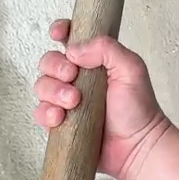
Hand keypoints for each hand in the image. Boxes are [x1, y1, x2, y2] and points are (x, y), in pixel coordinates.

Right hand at [32, 19, 172, 179]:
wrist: (137, 148)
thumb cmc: (138, 109)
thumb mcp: (131, 68)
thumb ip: (107, 48)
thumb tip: (74, 49)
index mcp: (93, 60)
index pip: (70, 37)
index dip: (59, 31)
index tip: (58, 33)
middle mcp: (77, 78)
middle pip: (49, 62)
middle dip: (56, 67)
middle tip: (72, 77)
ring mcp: (66, 101)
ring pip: (42, 86)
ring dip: (53, 92)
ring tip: (73, 102)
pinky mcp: (60, 123)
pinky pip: (40, 113)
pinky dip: (46, 113)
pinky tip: (60, 118)